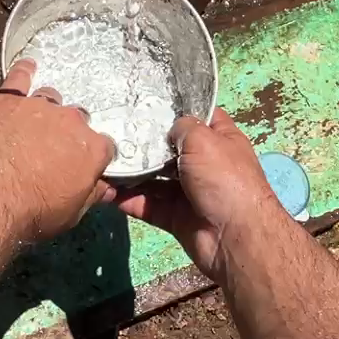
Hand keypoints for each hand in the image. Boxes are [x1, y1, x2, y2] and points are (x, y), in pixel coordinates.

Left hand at [0, 58, 116, 243]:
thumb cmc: (34, 211)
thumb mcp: (72, 213)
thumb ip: (92, 195)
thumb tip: (106, 188)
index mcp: (92, 149)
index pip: (104, 146)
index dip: (93, 156)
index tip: (82, 164)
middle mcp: (71, 121)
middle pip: (77, 118)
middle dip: (68, 132)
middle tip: (52, 149)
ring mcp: (39, 106)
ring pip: (50, 98)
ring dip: (45, 109)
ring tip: (32, 123)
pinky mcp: (8, 99)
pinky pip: (20, 76)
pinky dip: (24, 72)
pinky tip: (27, 67)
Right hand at [115, 108, 289, 282]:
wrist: (233, 236)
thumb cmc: (223, 178)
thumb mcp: (204, 140)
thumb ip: (182, 127)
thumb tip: (167, 128)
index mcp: (220, 140)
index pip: (198, 117)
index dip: (176, 108)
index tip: (146, 101)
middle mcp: (204, 164)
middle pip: (169, 148)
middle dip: (145, 142)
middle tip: (114, 130)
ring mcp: (189, 191)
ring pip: (155, 178)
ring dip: (132, 173)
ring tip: (105, 161)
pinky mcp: (175, 216)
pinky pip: (148, 205)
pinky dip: (130, 199)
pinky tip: (108, 191)